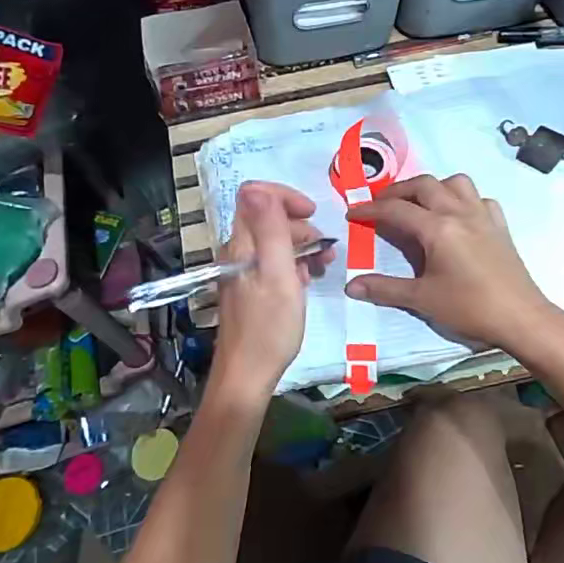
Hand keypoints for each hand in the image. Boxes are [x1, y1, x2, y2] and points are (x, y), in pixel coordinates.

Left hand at [212, 182, 331, 394]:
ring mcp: (242, 271)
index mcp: (241, 244)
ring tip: (324, 266)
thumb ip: (270, 229)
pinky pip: (273, 263)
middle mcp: (237, 252)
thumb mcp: (278, 274)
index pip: (254, 195)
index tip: (313, 214)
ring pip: (274, 242)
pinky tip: (308, 281)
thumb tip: (258, 187)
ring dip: (302, 246)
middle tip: (327, 250)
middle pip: (268, 218)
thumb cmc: (269, 327)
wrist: (248, 375)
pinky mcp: (249, 289)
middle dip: (301, 226)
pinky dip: (294, 265)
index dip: (285, 197)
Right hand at [344, 173, 562, 353]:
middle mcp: (460, 212)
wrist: (521, 318)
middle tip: (380, 205)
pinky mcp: (500, 226)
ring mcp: (483, 216)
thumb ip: (384, 289)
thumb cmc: (469, 308)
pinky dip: (462, 199)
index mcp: (438, 228)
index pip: (396, 209)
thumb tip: (351, 286)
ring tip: (418, 205)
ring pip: (455, 183)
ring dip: (432, 187)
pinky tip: (456, 217)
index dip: (370, 209)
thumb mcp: (422, 299)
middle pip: (423, 185)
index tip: (352, 213)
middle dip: (397, 191)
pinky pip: (479, 199)